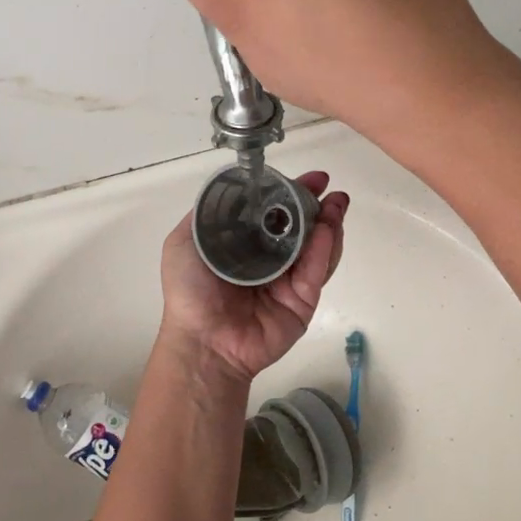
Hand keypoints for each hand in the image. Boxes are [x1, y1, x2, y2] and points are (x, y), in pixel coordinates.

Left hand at [159, 171, 348, 381]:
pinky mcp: (303, 300)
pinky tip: (328, 229)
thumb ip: (206, 216)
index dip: (288, 193)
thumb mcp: (184, 243)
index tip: (306, 178)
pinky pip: (316, 270)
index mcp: (243, 245)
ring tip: (336, 202)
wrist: (203, 341)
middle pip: (300, 226)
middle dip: (316, 204)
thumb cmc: (189, 292)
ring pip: (315, 246)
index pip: (271, 212)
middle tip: (327, 187)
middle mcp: (269, 260)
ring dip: (328, 222)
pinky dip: (324, 248)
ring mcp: (288, 280)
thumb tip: (234, 189)